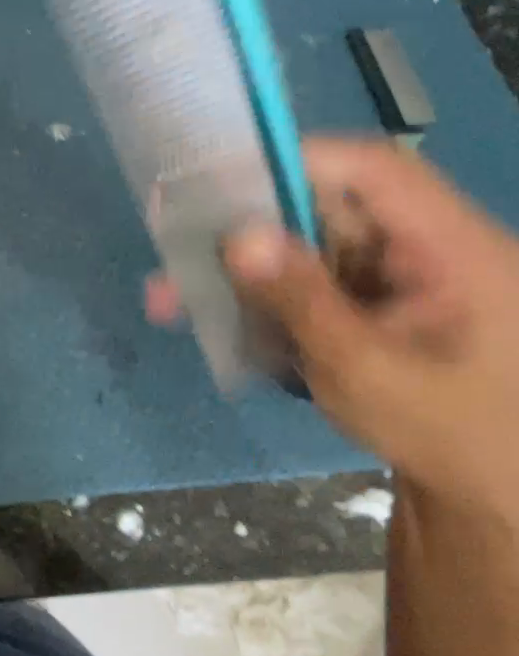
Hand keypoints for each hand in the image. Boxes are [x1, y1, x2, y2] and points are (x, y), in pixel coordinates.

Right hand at [161, 139, 518, 505]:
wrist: (493, 492)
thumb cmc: (450, 433)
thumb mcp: (366, 369)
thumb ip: (301, 299)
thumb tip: (236, 236)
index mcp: (453, 249)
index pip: (373, 171)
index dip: (292, 162)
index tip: (210, 183)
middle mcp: (427, 249)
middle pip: (326, 208)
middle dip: (243, 228)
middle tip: (169, 252)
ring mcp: (401, 279)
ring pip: (304, 247)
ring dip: (236, 270)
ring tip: (169, 300)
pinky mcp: (375, 305)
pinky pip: (305, 280)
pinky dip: (254, 296)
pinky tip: (207, 318)